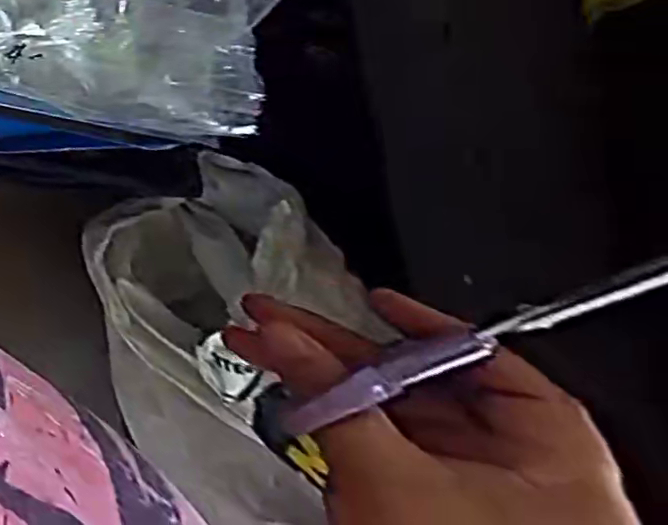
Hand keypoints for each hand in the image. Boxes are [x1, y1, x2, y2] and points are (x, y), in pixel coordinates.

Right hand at [224, 290, 637, 524]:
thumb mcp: (386, 474)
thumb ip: (329, 394)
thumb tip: (275, 330)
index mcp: (555, 472)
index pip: (507, 378)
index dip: (440, 332)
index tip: (378, 302)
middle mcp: (518, 479)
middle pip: (422, 387)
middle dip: (336, 347)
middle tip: (273, 316)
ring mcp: (466, 496)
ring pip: (386, 411)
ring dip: (315, 374)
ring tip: (253, 342)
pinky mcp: (423, 508)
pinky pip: (372, 441)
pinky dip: (326, 411)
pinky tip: (282, 388)